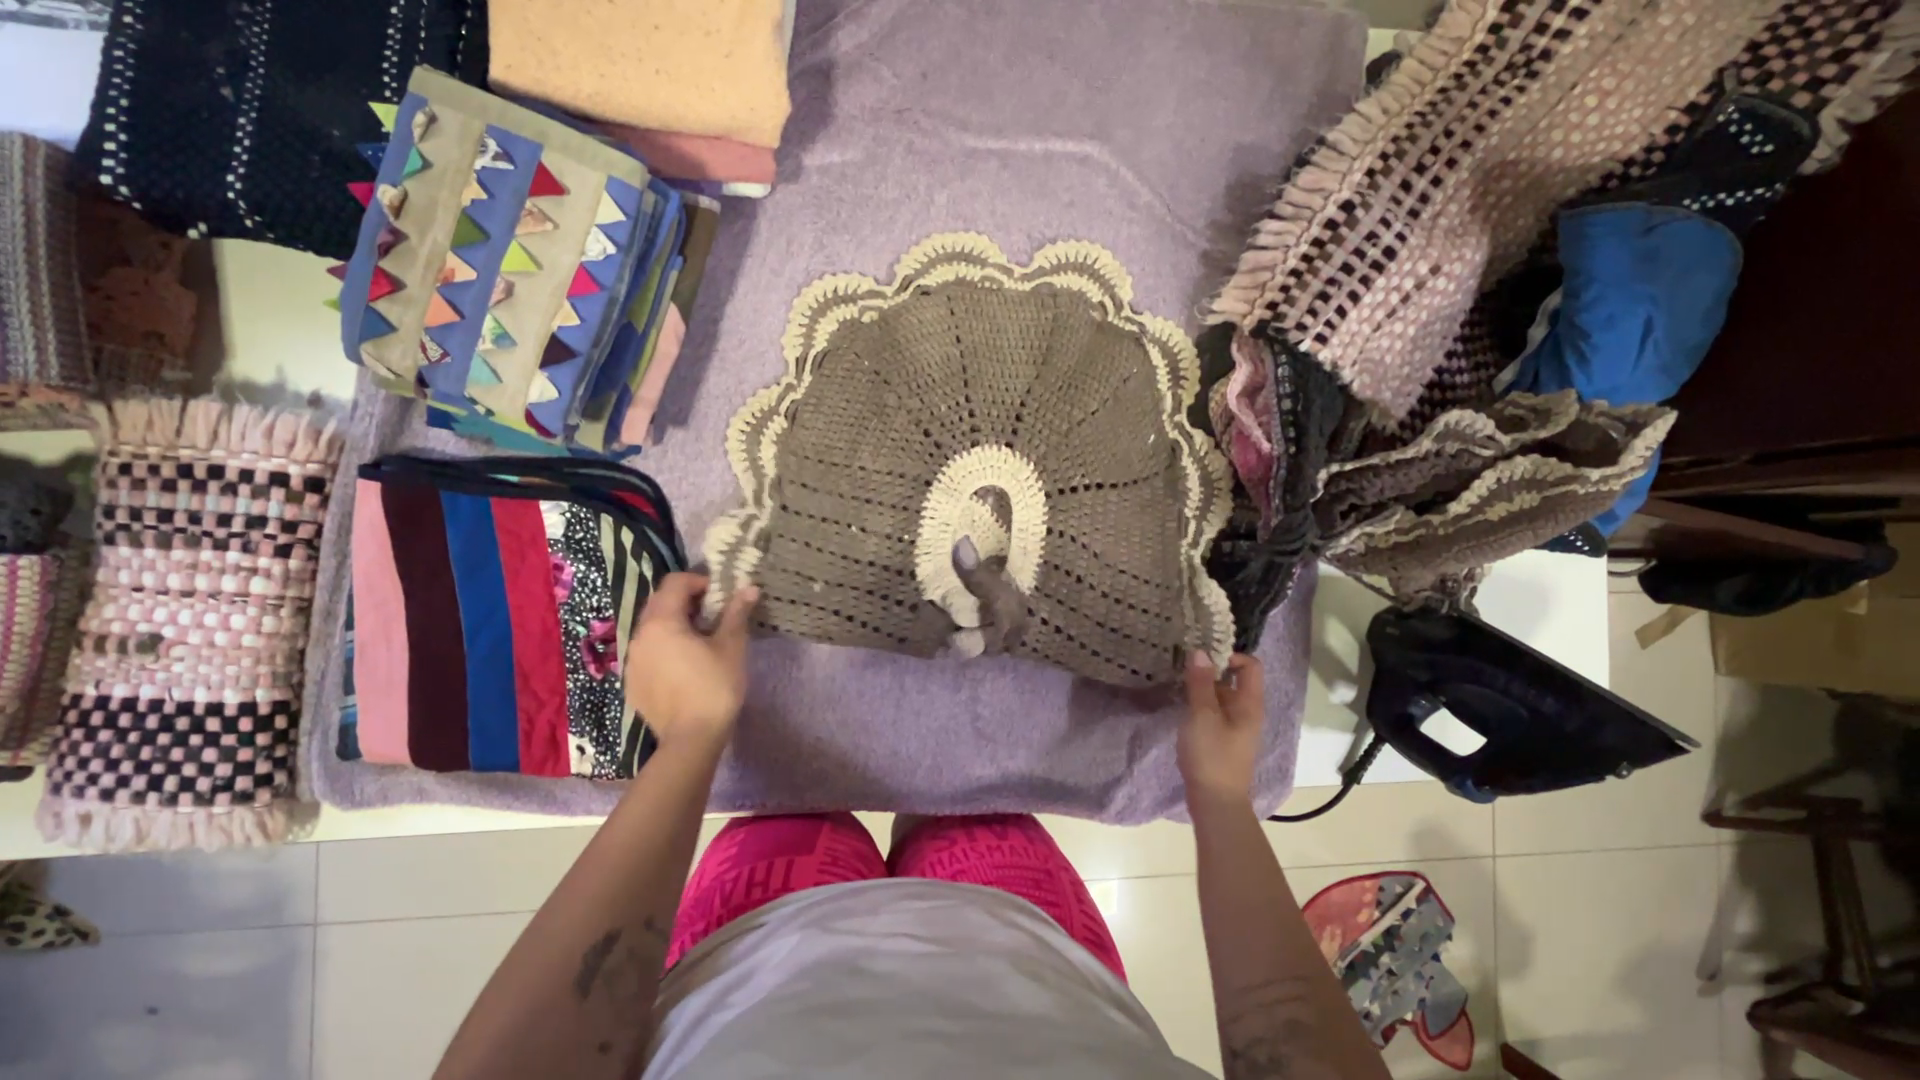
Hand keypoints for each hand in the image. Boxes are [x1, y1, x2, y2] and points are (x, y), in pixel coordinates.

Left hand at [623, 573, 758, 754]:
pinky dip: (664, 648)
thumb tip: (748, 588)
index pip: (674, 583)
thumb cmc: (714, 686)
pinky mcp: (632, 682)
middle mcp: (639, 635)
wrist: (691, 739)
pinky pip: (647, 653)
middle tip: (712, 614)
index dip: (699, 581)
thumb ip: (736, 613)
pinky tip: (683, 666)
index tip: (720, 595)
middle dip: (686, 601)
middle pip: (659, 603)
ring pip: (651, 628)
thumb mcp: (731, 646)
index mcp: (661, 621)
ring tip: (699, 640)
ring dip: (674, 624)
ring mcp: (632, 660)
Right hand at [1178, 653, 1266, 807]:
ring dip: (1201, 689)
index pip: (1251, 665)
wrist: (1215, 802)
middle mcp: (1246, 712)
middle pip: (1233, 680)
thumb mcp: (1202, 716)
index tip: (1202, 658)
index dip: (1230, 655)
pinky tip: (1181, 709)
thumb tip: (1200, 651)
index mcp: (1249, 704)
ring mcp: (1235, 727)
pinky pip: (1213, 713)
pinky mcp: (1222, 740)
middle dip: (1209, 671)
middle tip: (1182, 667)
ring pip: (1220, 697)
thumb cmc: (1211, 756)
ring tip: (1176, 686)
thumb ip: (1200, 683)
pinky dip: (1199, 706)